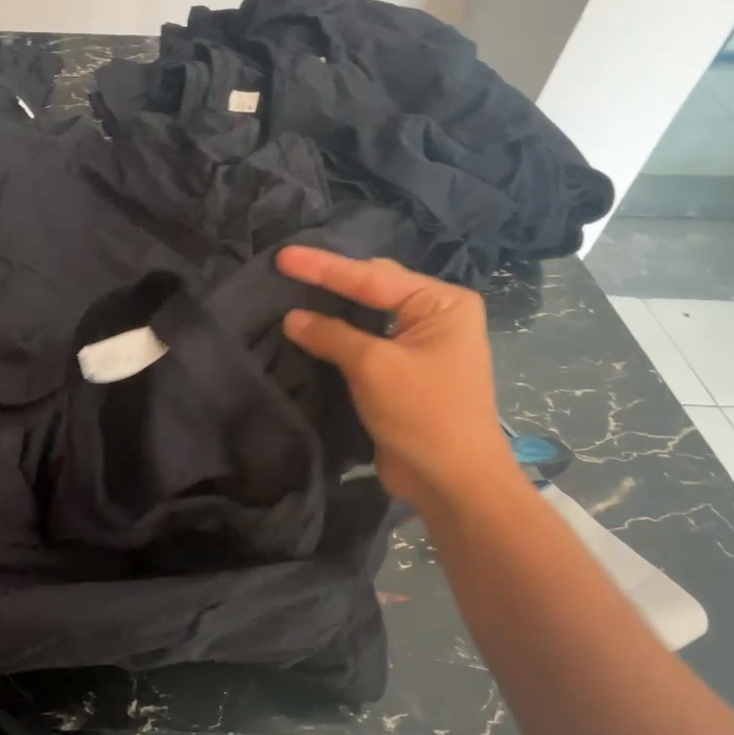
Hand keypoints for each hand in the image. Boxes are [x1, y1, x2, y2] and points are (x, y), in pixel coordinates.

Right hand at [277, 246, 522, 510]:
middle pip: (374, 290)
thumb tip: (293, 317)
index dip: (324, 267)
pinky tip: (311, 335)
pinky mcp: (404, 376)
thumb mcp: (373, 367)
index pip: (373, 277)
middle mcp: (437, 317)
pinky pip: (367, 346)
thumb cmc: (422, 413)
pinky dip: (339, 340)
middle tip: (286, 272)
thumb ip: (332, 335)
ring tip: (292, 296)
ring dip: (333, 312)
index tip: (282, 256)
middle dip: (331, 282)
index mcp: (443, 303)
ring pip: (368, 319)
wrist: (450, 478)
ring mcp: (421, 347)